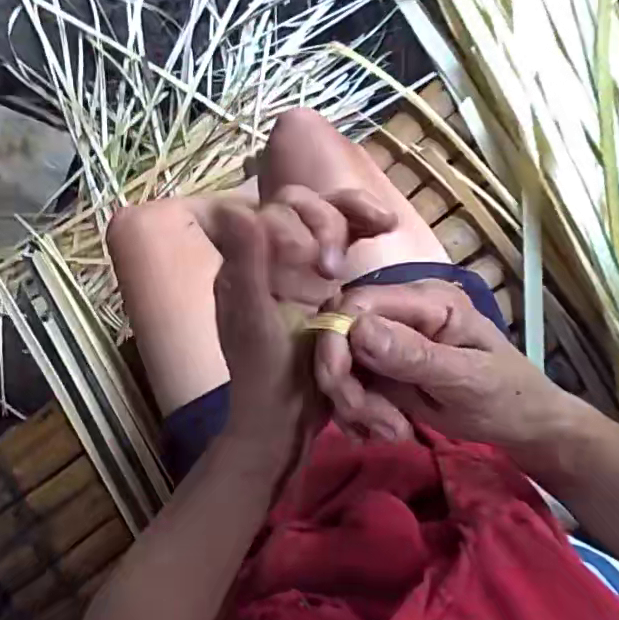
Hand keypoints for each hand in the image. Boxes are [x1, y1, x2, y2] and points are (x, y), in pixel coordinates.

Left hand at [196, 188, 397, 437]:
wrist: (290, 415)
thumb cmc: (266, 373)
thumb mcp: (254, 320)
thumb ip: (245, 264)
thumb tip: (232, 208)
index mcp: (245, 260)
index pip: (270, 210)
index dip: (297, 223)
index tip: (313, 259)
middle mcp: (269, 253)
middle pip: (301, 204)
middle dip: (327, 222)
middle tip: (335, 269)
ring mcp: (299, 263)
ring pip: (326, 210)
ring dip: (354, 212)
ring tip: (384, 225)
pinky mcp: (326, 276)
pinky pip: (347, 234)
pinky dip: (365, 224)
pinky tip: (386, 227)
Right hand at [313, 280, 595, 459]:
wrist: (522, 422)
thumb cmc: (507, 396)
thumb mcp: (467, 379)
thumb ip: (414, 355)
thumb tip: (358, 329)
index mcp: (427, 300)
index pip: (357, 302)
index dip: (336, 338)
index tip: (339, 384)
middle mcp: (402, 311)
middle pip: (340, 332)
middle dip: (345, 382)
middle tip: (378, 424)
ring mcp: (389, 338)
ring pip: (340, 364)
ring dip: (356, 405)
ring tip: (394, 431)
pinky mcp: (382, 365)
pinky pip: (350, 384)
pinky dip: (358, 414)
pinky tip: (386, 431)